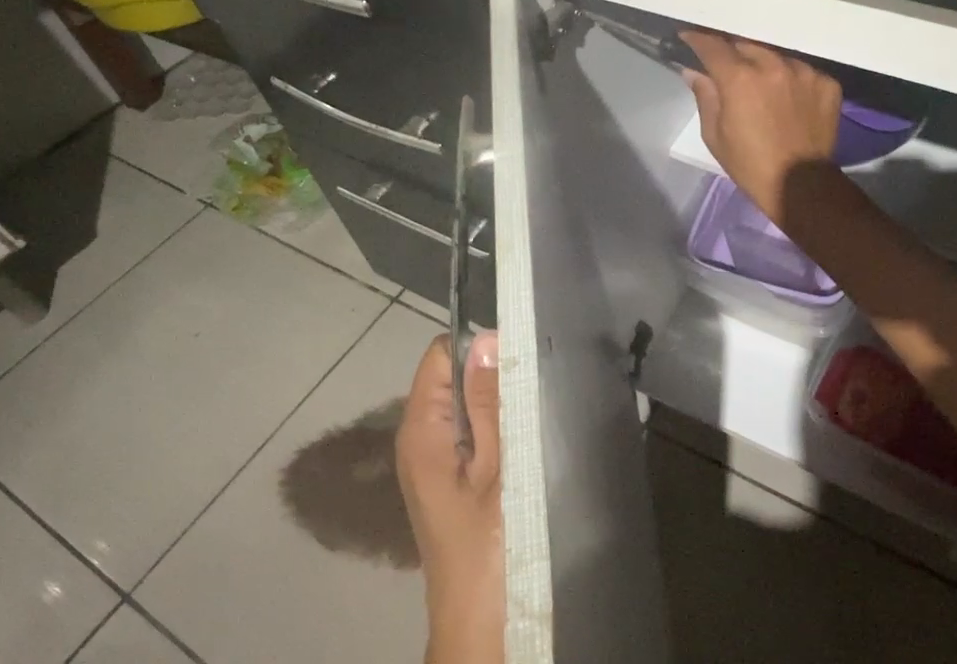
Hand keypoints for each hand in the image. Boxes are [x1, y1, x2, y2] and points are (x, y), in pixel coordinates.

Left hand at [397, 331, 503, 663]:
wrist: (481, 620)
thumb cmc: (491, 541)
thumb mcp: (497, 466)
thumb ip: (490, 402)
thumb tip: (487, 337)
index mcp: (422, 430)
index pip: (440, 355)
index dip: (478, 346)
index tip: (522, 353)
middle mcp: (418, 438)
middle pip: (452, 378)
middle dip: (492, 373)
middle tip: (537, 383)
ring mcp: (432, 460)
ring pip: (464, 404)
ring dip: (498, 402)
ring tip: (536, 407)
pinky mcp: (449, 479)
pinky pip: (470, 431)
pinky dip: (496, 427)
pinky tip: (525, 439)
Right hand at [679, 31, 842, 226]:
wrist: (801, 186)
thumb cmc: (750, 165)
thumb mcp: (715, 135)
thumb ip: (705, 96)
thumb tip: (695, 72)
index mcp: (740, 78)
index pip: (713, 46)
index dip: (698, 39)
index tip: (690, 37)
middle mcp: (773, 66)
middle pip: (747, 46)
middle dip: (734, 54)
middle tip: (729, 69)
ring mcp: (804, 72)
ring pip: (777, 57)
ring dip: (766, 66)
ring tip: (764, 86)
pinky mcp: (827, 83)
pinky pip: (804, 72)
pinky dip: (793, 81)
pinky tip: (791, 100)